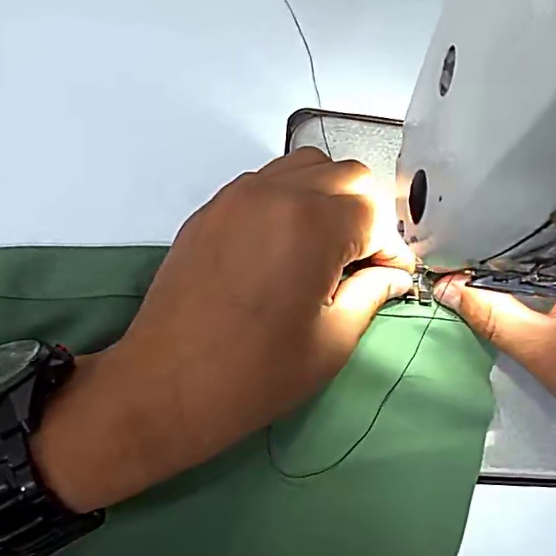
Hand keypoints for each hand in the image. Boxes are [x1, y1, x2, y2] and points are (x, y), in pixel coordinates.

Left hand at [37, 149, 414, 509]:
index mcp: (312, 226)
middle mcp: (274, 195)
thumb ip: (371, 294)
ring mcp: (236, 197)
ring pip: (304, 168)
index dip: (389, 246)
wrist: (164, 387)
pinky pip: (264, 183)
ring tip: (322, 251)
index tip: (386, 276)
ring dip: (327, 199)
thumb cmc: (251, 375)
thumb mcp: (331, 343)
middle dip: (365, 214)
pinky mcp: (210, 211)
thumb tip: (392, 275)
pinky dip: (288, 201)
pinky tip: (282, 249)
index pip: (375, 210)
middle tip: (359, 262)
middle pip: (345, 175)